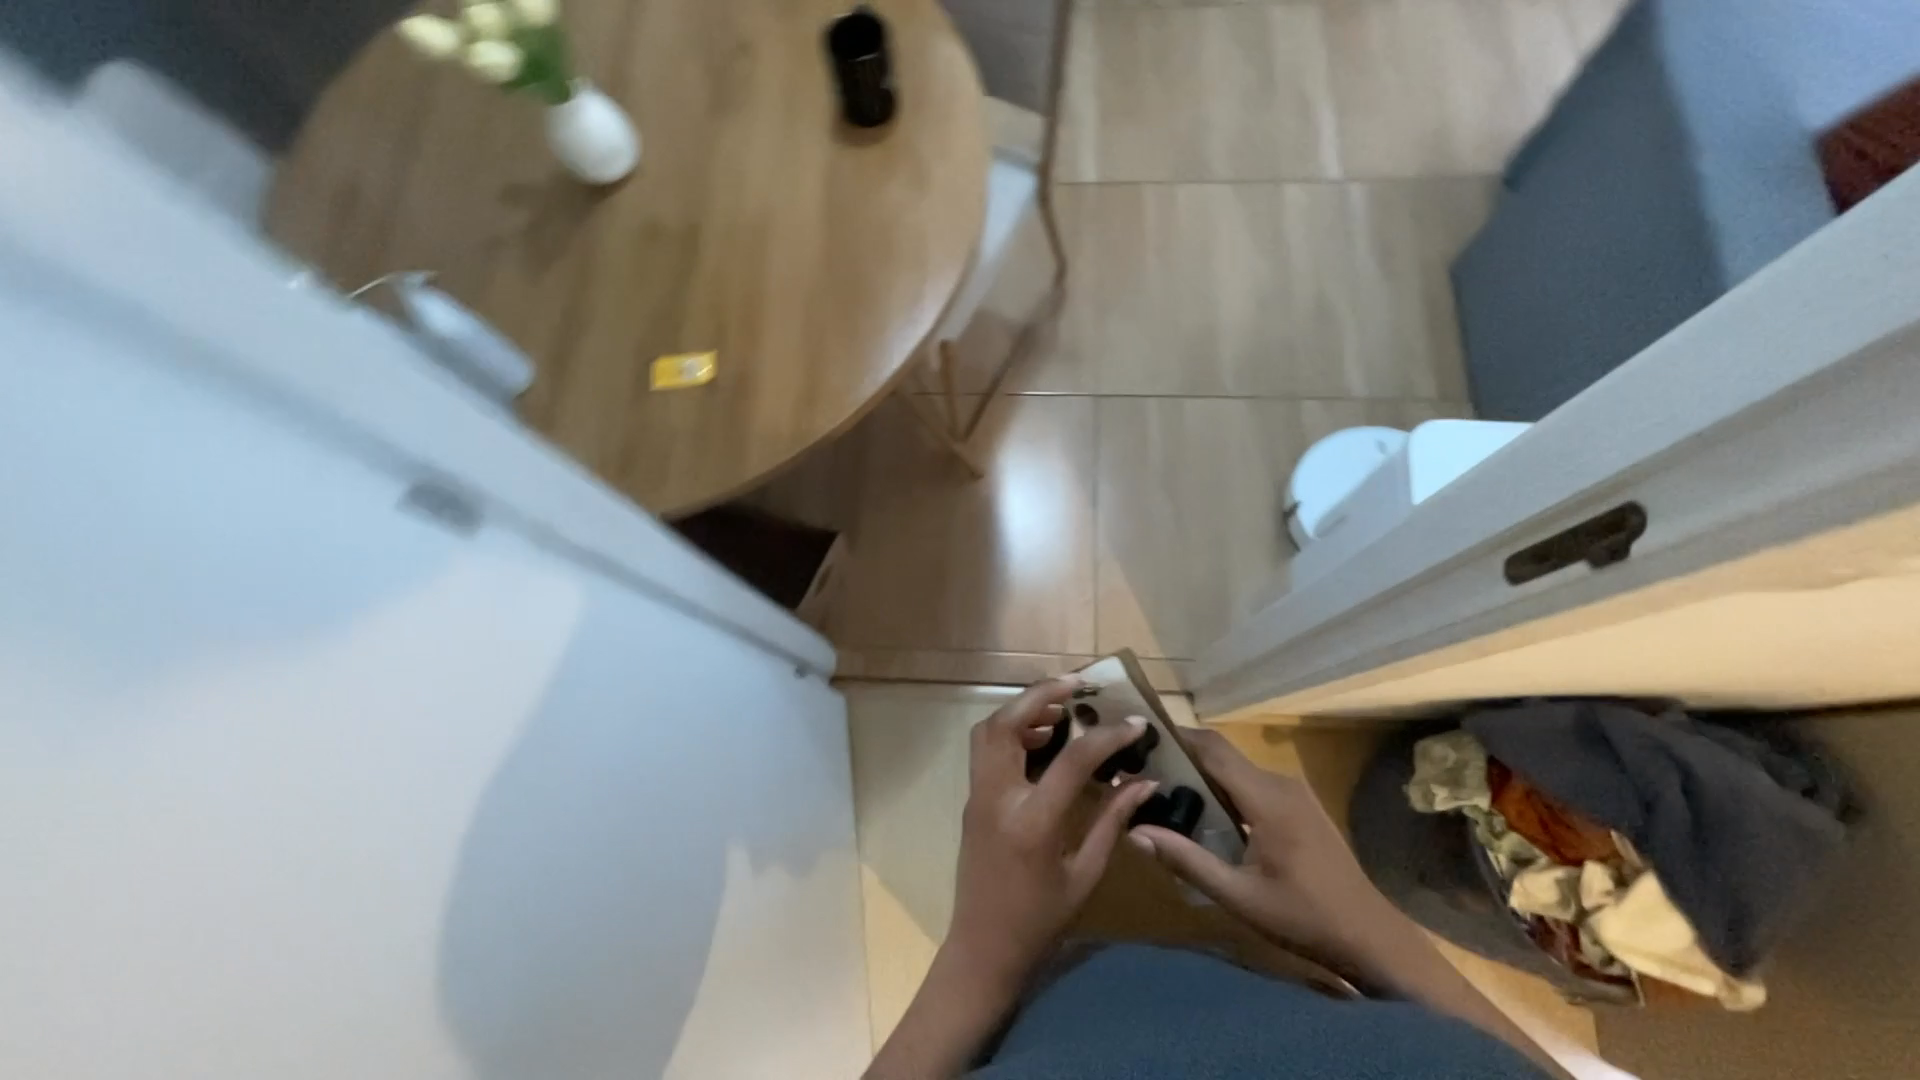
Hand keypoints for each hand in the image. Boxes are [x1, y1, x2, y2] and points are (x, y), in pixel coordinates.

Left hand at [946, 676, 1161, 987]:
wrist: (983, 947)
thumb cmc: (1041, 919)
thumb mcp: (1085, 874)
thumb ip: (1112, 822)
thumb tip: (1145, 782)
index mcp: (1031, 822)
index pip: (1070, 761)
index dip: (1107, 737)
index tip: (1136, 723)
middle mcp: (997, 798)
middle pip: (1005, 724)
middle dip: (1040, 695)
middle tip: (1078, 685)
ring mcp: (977, 796)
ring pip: (987, 731)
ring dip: (1022, 709)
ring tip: (1063, 708)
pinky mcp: (972, 800)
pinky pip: (986, 750)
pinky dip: (1011, 731)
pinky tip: (1043, 740)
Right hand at [1128, 728, 1418, 979]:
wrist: (1369, 936)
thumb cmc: (1303, 917)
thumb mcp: (1237, 895)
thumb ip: (1186, 860)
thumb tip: (1134, 831)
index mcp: (1266, 798)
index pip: (1212, 748)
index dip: (1175, 738)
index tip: (1139, 742)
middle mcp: (1280, 783)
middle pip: (1221, 754)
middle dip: (1182, 759)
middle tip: (1142, 773)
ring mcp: (1294, 792)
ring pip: (1236, 769)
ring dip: (1202, 775)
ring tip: (1164, 792)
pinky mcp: (1300, 805)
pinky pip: (1252, 783)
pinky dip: (1223, 789)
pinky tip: (1205, 814)